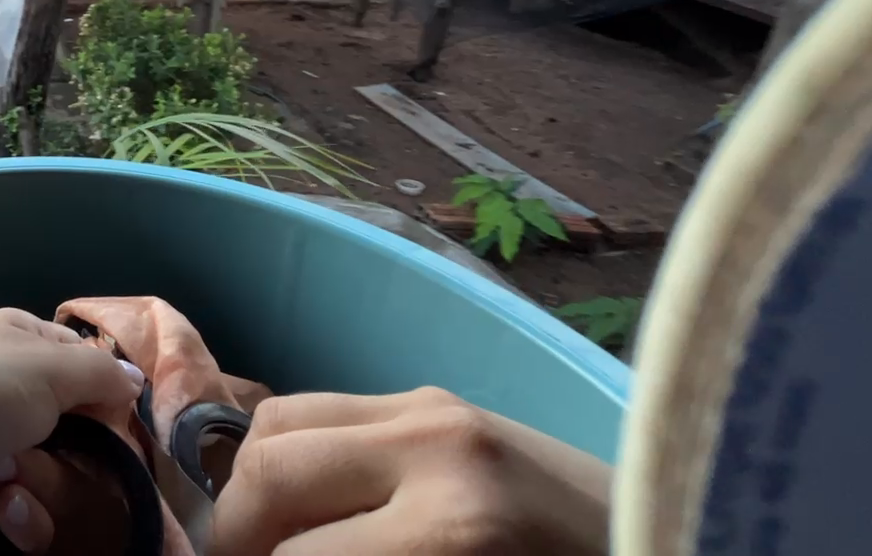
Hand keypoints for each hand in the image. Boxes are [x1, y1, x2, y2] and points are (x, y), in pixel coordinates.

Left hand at [0, 309, 143, 554]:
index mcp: (20, 344)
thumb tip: (134, 379)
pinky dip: (15, 527)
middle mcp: (4, 394)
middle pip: (74, 438)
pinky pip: (17, 526)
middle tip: (61, 459)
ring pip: (51, 489)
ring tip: (5, 486)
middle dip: (75, 459)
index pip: (84, 368)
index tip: (131, 432)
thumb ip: (99, 373)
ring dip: (40, 496)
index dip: (110, 399)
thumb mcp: (46, 364)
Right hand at [211, 387, 610, 555]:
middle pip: (268, 471)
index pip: (297, 552)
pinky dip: (287, 453)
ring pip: (275, 422)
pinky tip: (306, 499)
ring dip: (251, 485)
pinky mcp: (426, 396)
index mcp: (458, 526)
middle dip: (233, 535)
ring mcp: (424, 405)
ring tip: (263, 535)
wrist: (702, 550)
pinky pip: (316, 408)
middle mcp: (426, 443)